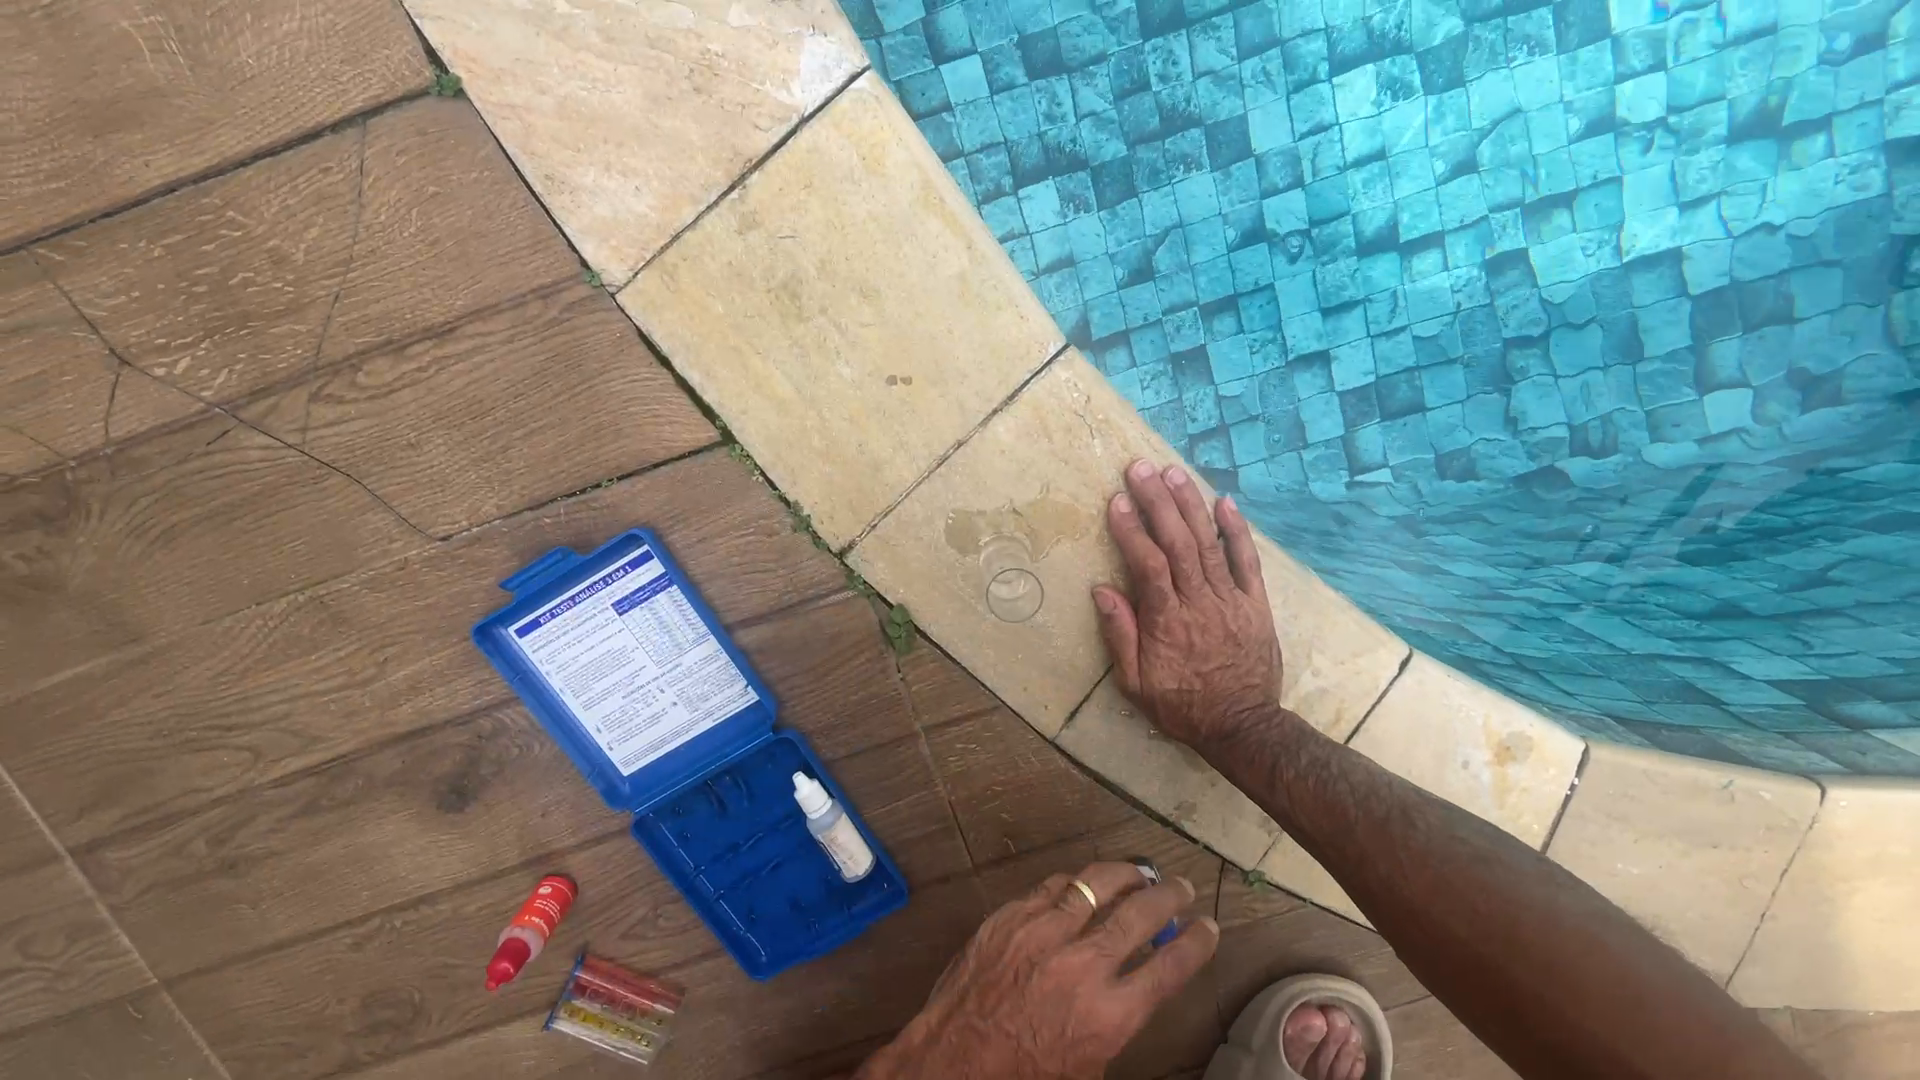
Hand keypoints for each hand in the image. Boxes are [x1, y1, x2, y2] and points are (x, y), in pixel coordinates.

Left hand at [857, 862, 1218, 1079]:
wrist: (955, 1059)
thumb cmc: (1025, 1074)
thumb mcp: (1088, 1065)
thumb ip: (1118, 1020)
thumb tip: (1137, 985)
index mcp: (1110, 1015)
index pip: (1170, 968)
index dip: (1197, 943)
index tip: (1208, 926)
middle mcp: (1083, 967)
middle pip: (1141, 916)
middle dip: (1169, 897)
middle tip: (1181, 887)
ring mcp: (1045, 934)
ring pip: (1098, 885)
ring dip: (1128, 874)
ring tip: (1143, 870)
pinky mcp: (1013, 916)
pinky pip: (1054, 885)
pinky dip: (1078, 880)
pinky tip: (1087, 880)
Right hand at [1092, 460, 1285, 747]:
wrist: (1242, 726)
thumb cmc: (1181, 706)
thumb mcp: (1136, 684)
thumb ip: (1120, 635)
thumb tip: (1103, 590)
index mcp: (1167, 622)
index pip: (1147, 564)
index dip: (1131, 529)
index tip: (1116, 501)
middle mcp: (1199, 603)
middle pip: (1178, 543)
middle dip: (1157, 502)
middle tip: (1140, 468)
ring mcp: (1231, 600)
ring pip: (1209, 544)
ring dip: (1190, 505)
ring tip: (1173, 473)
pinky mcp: (1255, 604)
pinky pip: (1247, 561)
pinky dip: (1236, 530)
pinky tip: (1223, 502)